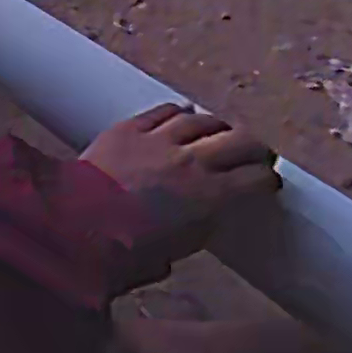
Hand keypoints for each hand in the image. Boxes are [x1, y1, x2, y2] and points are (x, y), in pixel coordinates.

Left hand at [81, 104, 280, 272]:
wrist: (85, 214)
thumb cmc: (135, 239)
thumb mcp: (188, 240)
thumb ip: (205, 219)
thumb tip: (208, 210)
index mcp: (214, 194)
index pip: (258, 177)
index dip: (266, 178)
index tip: (265, 180)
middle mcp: (191, 161)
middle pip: (239, 140)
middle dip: (252, 147)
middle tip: (253, 152)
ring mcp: (157, 140)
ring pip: (200, 120)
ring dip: (215, 125)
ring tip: (220, 131)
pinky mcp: (127, 128)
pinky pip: (160, 112)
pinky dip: (177, 111)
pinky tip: (182, 114)